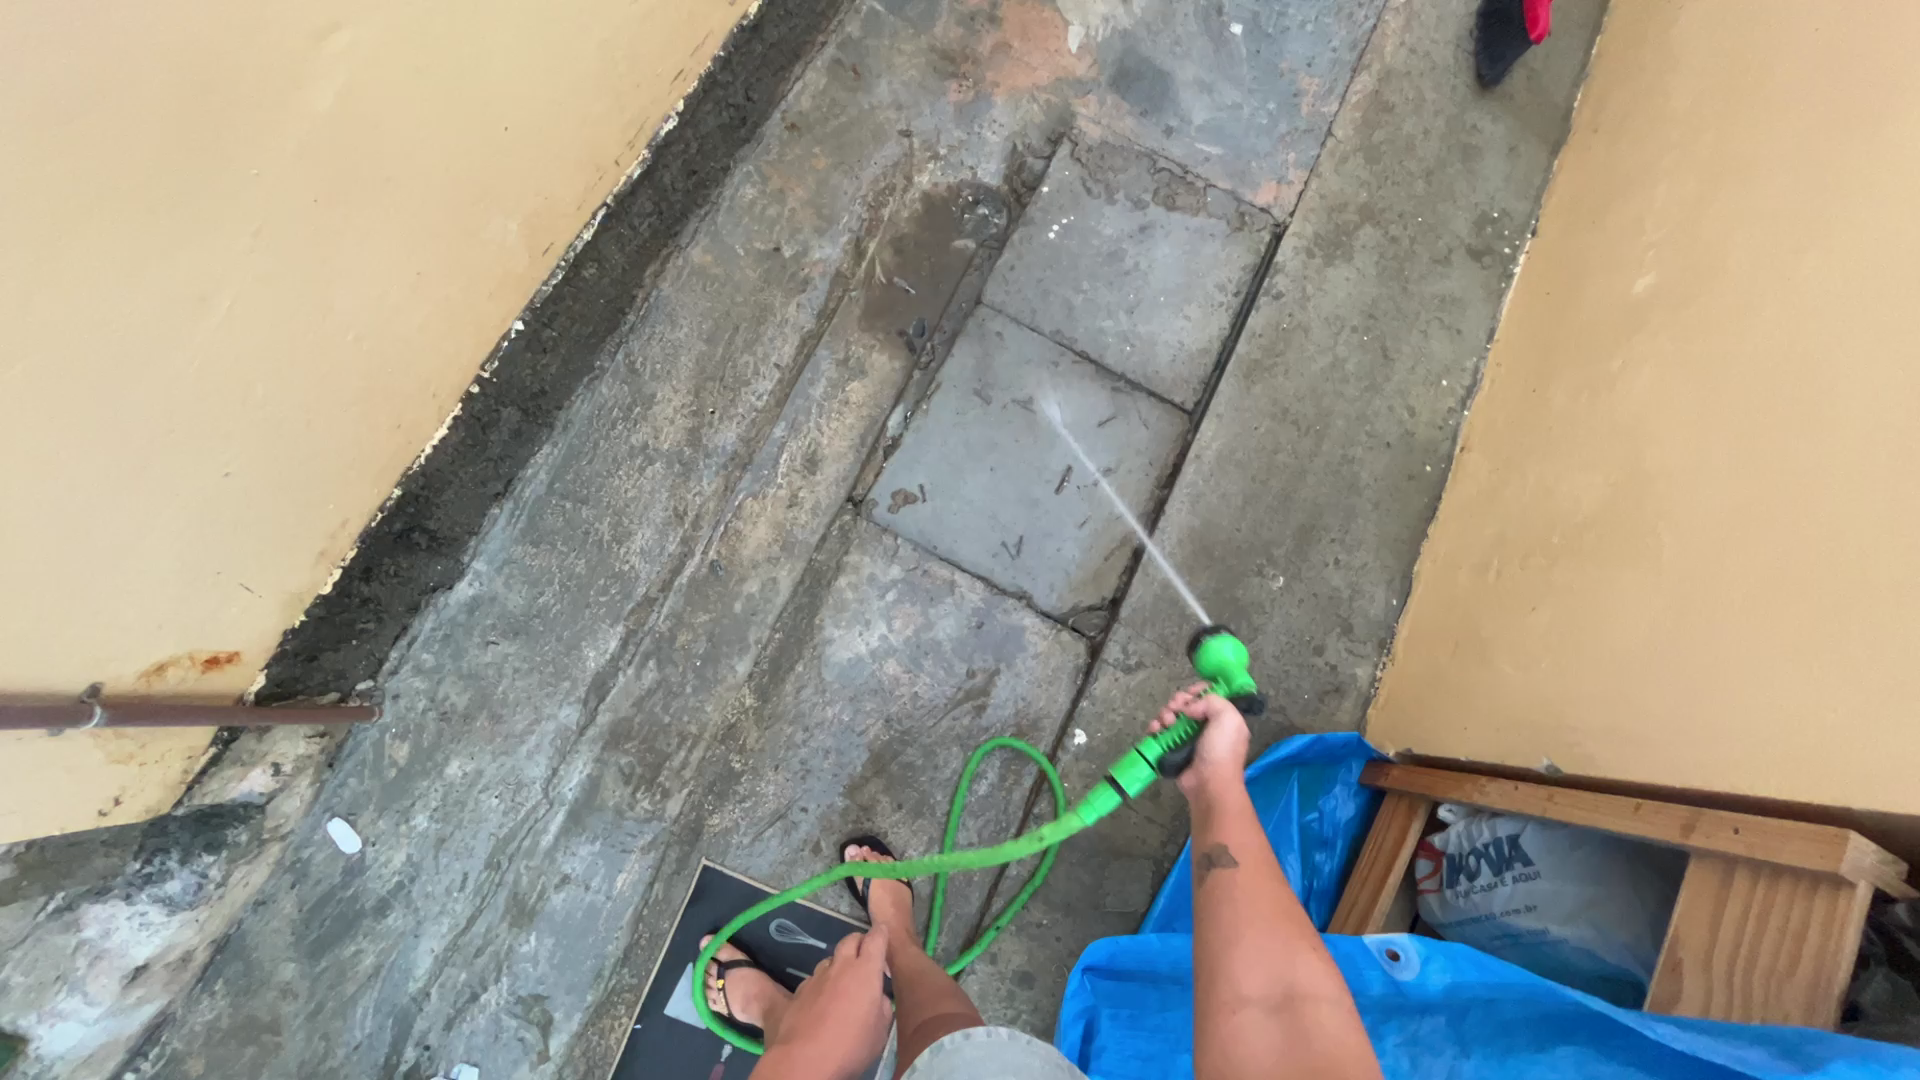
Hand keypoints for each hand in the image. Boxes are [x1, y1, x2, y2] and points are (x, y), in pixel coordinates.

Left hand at [757, 926, 893, 1079]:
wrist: (803, 1062)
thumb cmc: (850, 1046)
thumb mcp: (880, 1032)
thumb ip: (882, 1007)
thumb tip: (878, 998)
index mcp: (865, 971)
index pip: (876, 938)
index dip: (881, 933)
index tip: (884, 933)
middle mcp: (841, 966)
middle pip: (850, 939)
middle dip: (860, 942)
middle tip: (865, 957)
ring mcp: (817, 977)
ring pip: (830, 959)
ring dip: (839, 965)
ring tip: (842, 984)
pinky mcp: (798, 991)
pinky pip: (814, 979)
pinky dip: (821, 985)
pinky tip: (821, 1003)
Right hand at [1152, 683, 1249, 799]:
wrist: (1209, 783)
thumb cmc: (1221, 750)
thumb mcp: (1228, 718)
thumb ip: (1211, 700)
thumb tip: (1189, 707)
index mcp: (1223, 717)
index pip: (1208, 693)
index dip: (1197, 690)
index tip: (1190, 695)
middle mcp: (1206, 725)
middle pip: (1186, 702)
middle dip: (1177, 702)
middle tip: (1175, 709)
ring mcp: (1188, 737)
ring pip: (1171, 715)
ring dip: (1165, 714)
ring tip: (1166, 723)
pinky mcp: (1173, 747)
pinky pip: (1160, 731)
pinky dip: (1155, 727)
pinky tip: (1155, 730)